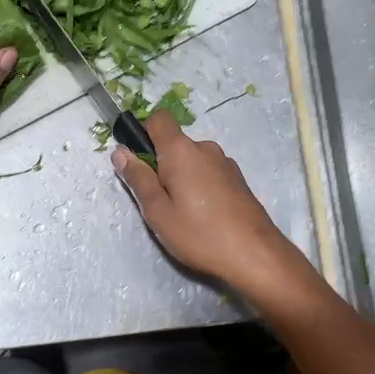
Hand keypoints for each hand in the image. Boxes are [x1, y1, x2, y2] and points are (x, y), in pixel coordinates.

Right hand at [111, 111, 304, 291]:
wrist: (255, 254)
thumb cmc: (199, 234)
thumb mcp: (158, 211)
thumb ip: (138, 178)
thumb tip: (120, 151)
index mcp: (181, 151)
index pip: (159, 118)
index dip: (144, 133)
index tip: (139, 163)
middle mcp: (205, 148)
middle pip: (175, 143)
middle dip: (162, 164)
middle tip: (159, 201)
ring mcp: (226, 163)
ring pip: (193, 160)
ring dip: (182, 178)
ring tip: (183, 213)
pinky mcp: (238, 180)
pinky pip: (209, 173)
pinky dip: (200, 186)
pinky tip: (205, 216)